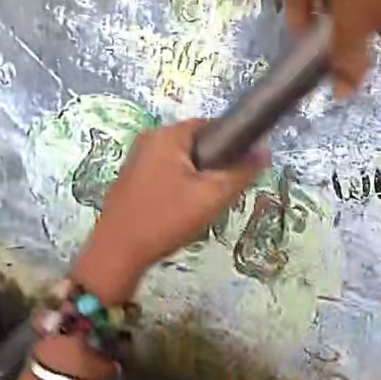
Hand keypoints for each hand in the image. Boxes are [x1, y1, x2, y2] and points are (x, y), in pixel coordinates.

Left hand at [73, 120, 267, 302]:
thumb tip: (265, 152)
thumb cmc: (166, 219)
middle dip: (212, 166)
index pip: (209, 125)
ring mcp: (136, 159)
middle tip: (220, 194)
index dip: (230, 144)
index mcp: (167, 135)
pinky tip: (179, 213)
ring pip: (180, 161)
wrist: (116, 254)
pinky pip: (163, 173)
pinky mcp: (129, 179)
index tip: (239, 170)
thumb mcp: (212, 197)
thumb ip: (241, 173)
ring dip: (195, 179)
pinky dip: (177, 187)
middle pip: (194, 144)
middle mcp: (149, 139)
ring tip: (201, 206)